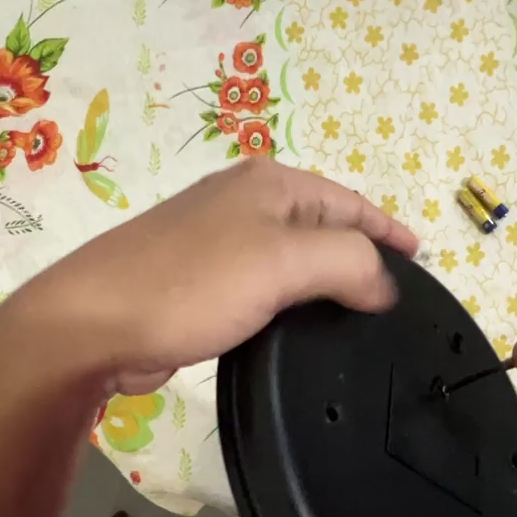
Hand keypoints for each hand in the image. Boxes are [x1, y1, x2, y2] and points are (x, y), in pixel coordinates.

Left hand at [0, 159, 418, 394]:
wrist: (95, 325)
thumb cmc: (192, 284)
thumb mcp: (283, 261)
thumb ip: (349, 261)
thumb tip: (386, 283)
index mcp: (269, 185)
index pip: (349, 201)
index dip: (388, 230)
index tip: (420, 260)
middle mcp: (244, 206)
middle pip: (322, 228)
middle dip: (361, 258)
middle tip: (392, 300)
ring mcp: (218, 247)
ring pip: (293, 263)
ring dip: (326, 286)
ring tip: (357, 319)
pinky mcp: (200, 288)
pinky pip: (265, 292)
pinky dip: (292, 307)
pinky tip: (302, 332)